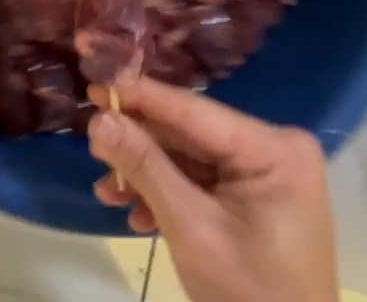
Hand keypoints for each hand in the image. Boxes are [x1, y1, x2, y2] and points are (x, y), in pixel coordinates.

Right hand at [89, 76, 338, 301]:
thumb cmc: (248, 294)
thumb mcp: (190, 227)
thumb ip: (143, 166)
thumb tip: (97, 119)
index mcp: (273, 148)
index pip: (191, 110)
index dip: (138, 96)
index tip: (93, 85)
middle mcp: (274, 148)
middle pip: (187, 133)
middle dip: (139, 146)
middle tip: (92, 146)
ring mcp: (266, 173)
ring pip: (188, 157)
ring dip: (146, 175)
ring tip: (106, 192)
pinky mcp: (255, 196)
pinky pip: (200, 180)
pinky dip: (167, 194)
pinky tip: (136, 215)